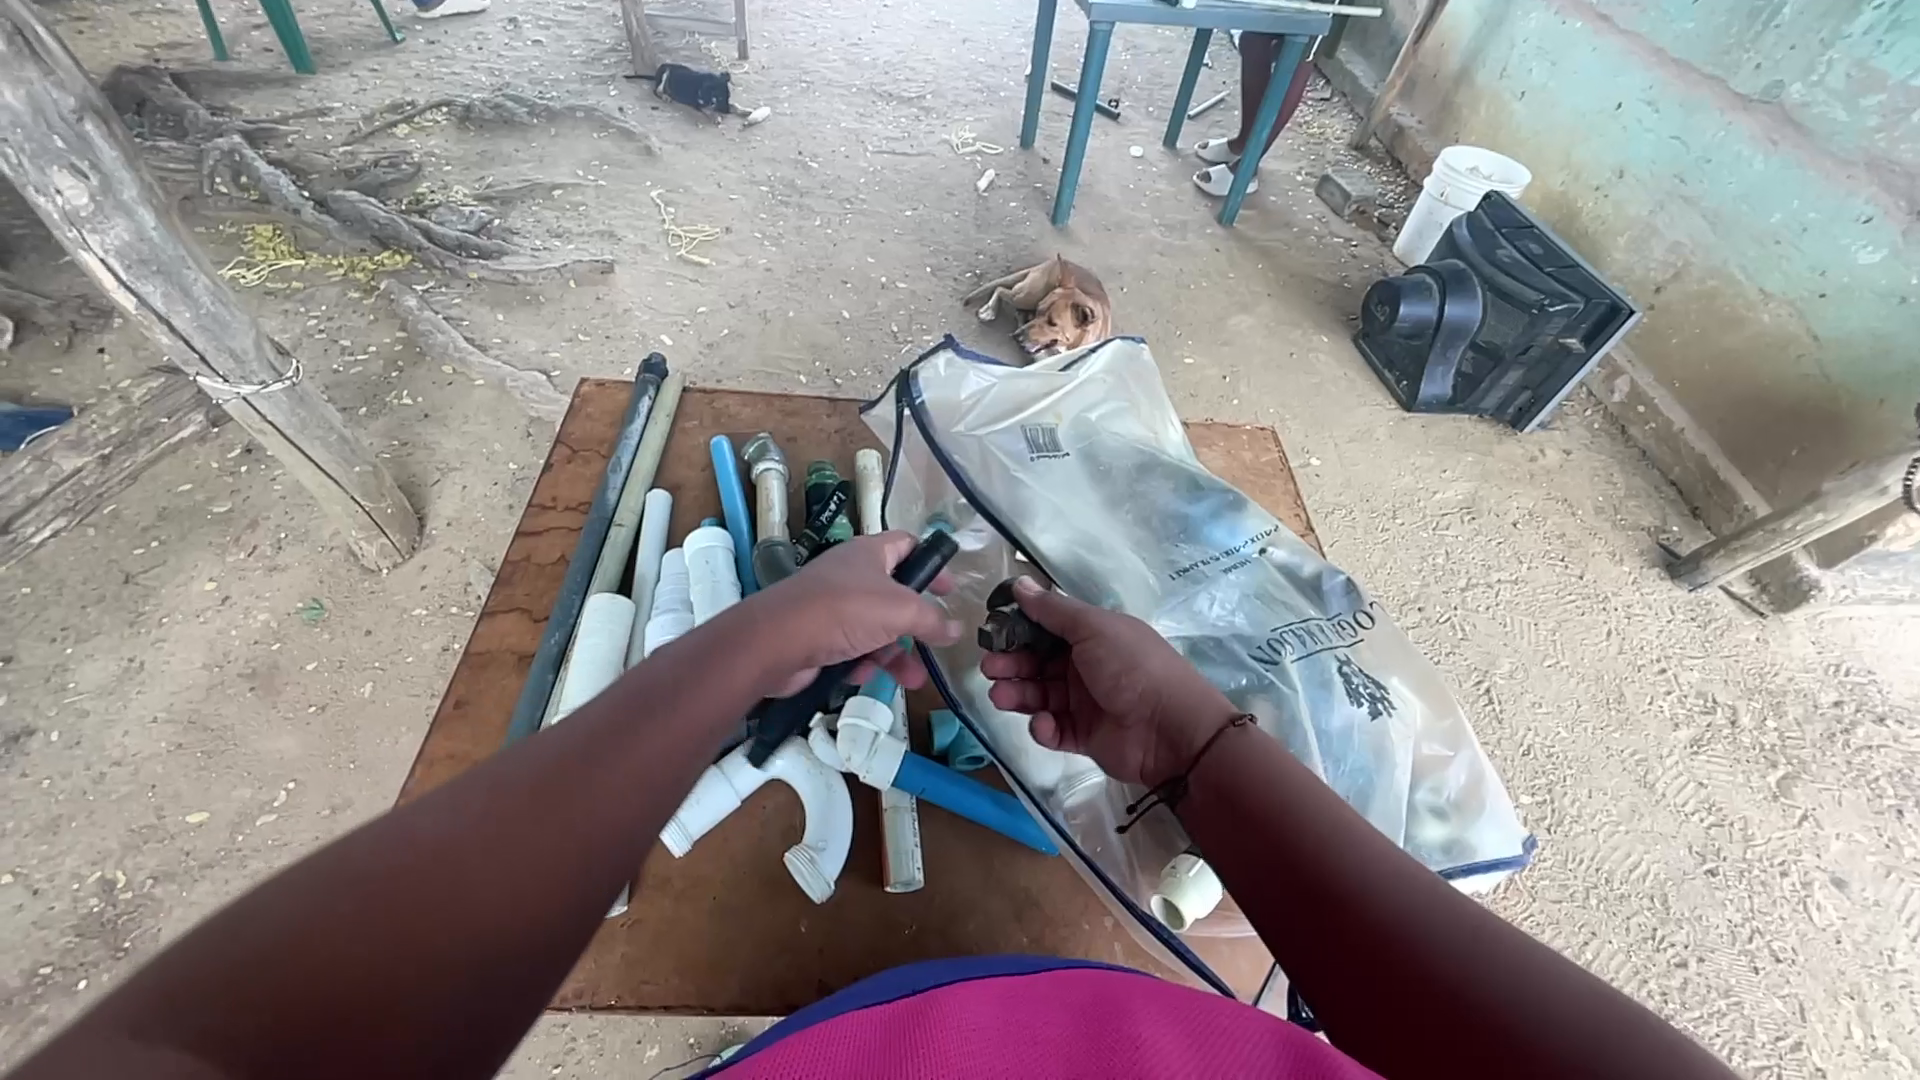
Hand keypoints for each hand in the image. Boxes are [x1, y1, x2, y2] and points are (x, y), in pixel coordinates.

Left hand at [732, 531, 963, 697]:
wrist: (779, 641)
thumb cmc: (845, 610)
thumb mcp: (901, 611)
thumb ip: (932, 619)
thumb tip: (955, 628)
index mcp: (869, 554)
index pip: (907, 544)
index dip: (931, 563)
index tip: (949, 588)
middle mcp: (850, 575)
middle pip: (893, 596)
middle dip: (915, 624)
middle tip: (933, 641)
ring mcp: (832, 606)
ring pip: (875, 629)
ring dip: (895, 654)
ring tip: (912, 679)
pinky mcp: (818, 636)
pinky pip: (852, 648)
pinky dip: (863, 662)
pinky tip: (865, 676)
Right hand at [979, 578, 1238, 786]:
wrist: (1171, 729)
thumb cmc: (1131, 667)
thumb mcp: (1093, 628)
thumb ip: (1052, 609)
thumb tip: (1018, 584)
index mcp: (1093, 636)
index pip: (1046, 630)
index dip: (1019, 631)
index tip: (992, 634)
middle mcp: (1087, 666)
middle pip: (1038, 663)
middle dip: (1011, 664)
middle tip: (990, 668)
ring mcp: (1085, 703)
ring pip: (1040, 695)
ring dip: (1018, 693)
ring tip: (1000, 696)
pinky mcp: (1084, 736)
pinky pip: (1054, 729)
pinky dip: (1043, 726)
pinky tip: (1043, 723)